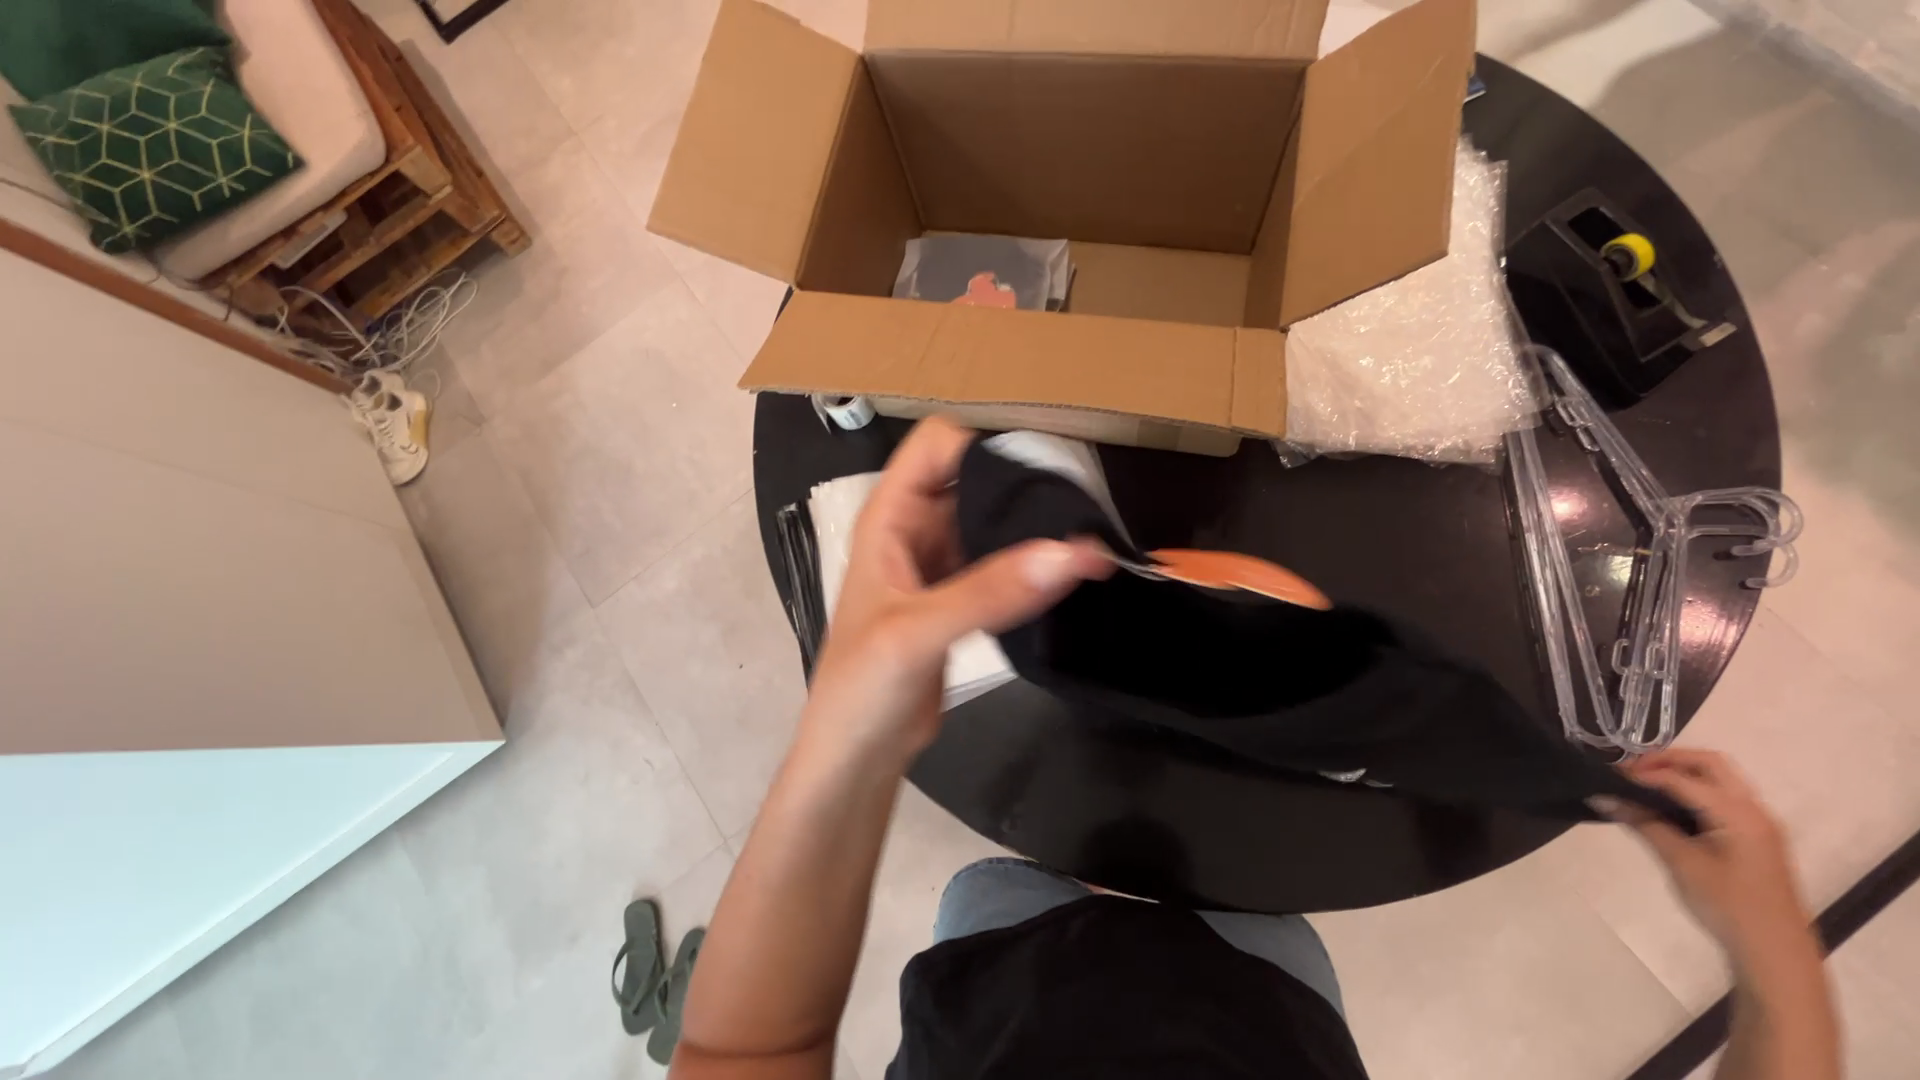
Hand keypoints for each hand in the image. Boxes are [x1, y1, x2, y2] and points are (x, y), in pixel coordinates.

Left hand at [798, 417, 1111, 765]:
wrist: (857, 753)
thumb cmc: (863, 688)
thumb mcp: (917, 633)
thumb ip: (990, 592)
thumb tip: (1073, 552)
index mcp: (889, 517)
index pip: (938, 444)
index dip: (986, 442)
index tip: (1048, 463)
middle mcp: (914, 529)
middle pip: (974, 478)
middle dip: (1024, 482)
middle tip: (1088, 501)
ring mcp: (940, 564)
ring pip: (992, 521)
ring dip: (1034, 525)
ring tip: (1092, 533)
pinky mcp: (962, 599)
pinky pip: (1003, 563)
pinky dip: (1034, 563)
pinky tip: (1071, 572)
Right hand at [1614, 750, 1813, 965]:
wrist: (1775, 951)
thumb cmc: (1727, 905)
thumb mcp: (1680, 862)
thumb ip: (1643, 823)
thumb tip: (1601, 796)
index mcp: (1739, 813)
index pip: (1682, 778)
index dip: (1642, 773)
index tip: (1606, 777)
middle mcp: (1754, 810)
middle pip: (1710, 764)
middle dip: (1667, 760)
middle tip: (1630, 772)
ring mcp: (1759, 823)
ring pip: (1719, 778)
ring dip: (1681, 774)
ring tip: (1643, 786)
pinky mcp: (1755, 837)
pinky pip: (1723, 797)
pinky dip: (1694, 791)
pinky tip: (1668, 808)